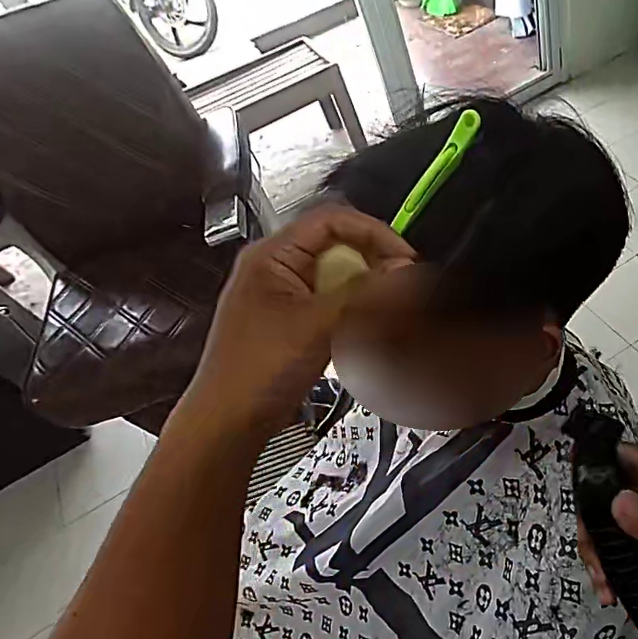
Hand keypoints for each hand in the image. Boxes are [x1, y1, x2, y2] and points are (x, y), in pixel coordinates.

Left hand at [176, 202, 414, 437]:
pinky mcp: (295, 320)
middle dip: (376, 262)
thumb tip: (402, 270)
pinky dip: (356, 310)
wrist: (232, 417)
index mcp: (273, 256)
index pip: (334, 221)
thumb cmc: (255, 370)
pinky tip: (364, 329)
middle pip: (340, 246)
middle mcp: (277, 268)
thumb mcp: (319, 324)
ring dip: (368, 289)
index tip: (405, 259)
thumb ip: (365, 293)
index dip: (376, 234)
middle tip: (402, 285)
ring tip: (386, 309)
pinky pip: (334, 302)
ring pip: (340, 276)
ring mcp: (285, 295)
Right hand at [575, 444, 637, 638]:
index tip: (580, 461)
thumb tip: (621, 499)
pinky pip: (611, 551)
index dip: (609, 455)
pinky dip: (604, 568)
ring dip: (598, 551)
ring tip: (604, 574)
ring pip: (607, 526)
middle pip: (612, 494)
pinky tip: (609, 585)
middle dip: (595, 521)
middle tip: (594, 544)